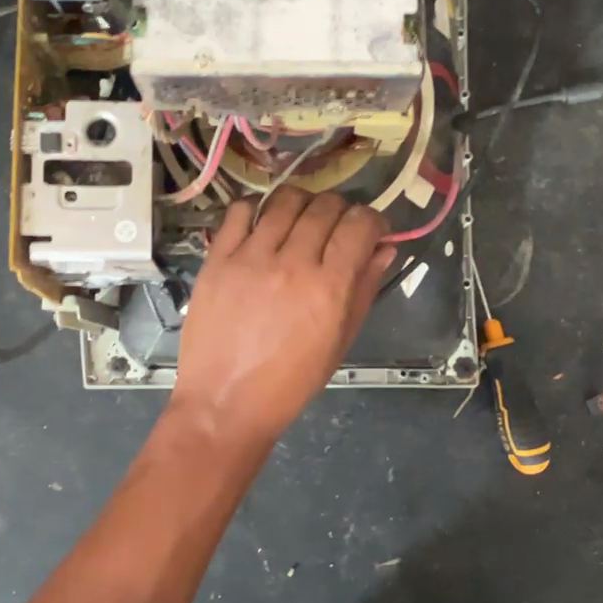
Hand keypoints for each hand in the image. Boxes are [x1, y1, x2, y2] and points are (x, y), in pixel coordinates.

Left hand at [171, 189, 396, 449]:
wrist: (225, 401)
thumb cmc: (290, 382)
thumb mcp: (339, 341)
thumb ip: (364, 289)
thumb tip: (384, 249)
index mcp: (328, 288)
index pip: (359, 225)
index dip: (372, 220)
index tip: (370, 230)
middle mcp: (291, 263)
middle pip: (325, 207)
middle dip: (341, 210)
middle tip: (337, 228)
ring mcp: (250, 257)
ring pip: (285, 200)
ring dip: (303, 203)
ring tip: (302, 220)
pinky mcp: (218, 259)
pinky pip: (239, 212)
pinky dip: (256, 208)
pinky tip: (263, 223)